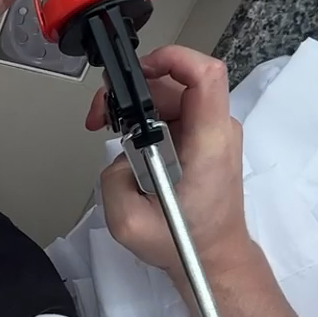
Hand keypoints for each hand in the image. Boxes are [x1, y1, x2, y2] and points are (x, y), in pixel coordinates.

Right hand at [93, 45, 255, 276]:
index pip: (204, 75)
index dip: (170, 59)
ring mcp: (212, 135)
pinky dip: (145, 120)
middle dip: (132, 91)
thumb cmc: (184, 243)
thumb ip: (114, 182)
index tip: (135, 72)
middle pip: (176, 84)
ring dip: (135, 108)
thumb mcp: (129, 223)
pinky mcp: (204, 142)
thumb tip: (118, 159)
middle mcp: (216, 131)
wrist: (213, 257)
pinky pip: (173, 115)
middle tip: (101, 115)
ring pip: (171, 98)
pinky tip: (127, 141)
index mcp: (207, 143)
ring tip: (109, 130)